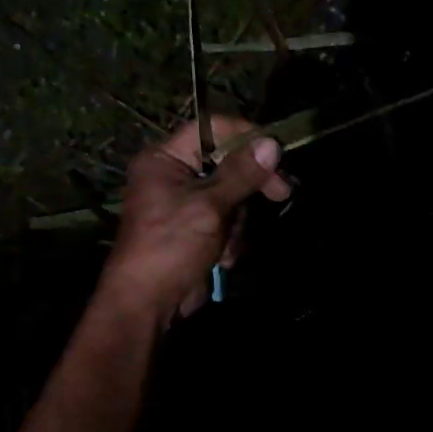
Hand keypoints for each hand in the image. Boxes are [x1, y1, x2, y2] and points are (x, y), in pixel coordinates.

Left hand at [98, 116, 292, 321]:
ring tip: (227, 245)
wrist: (149, 301)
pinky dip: (231, 241)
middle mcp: (174, 177)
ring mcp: (187, 206)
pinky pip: (228, 225)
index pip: (211, 130)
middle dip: (248, 190)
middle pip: (227, 166)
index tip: (276, 152)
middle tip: (282, 193)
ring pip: (234, 200)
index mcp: (165, 159)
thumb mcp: (208, 205)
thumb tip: (272, 143)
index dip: (245, 136)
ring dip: (238, 224)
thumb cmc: (171, 244)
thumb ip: (241, 174)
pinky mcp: (198, 233)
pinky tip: (222, 258)